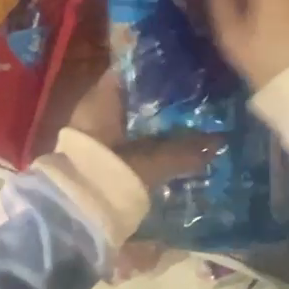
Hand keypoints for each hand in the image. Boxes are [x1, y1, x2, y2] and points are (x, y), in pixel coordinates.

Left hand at [58, 69, 218, 280]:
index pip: (130, 71)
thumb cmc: (106, 177)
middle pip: (134, 100)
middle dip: (163, 104)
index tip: (188, 72)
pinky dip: (148, 148)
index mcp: (99, 101)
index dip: (158, 69)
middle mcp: (92, 113)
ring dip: (157, 128)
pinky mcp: (96, 162)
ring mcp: (92, 138)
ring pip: (132, 124)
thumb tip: (219, 142)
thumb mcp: (150, 162)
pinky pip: (129, 146)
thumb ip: (183, 151)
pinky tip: (173, 154)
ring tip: (193, 128)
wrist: (69, 219)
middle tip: (198, 104)